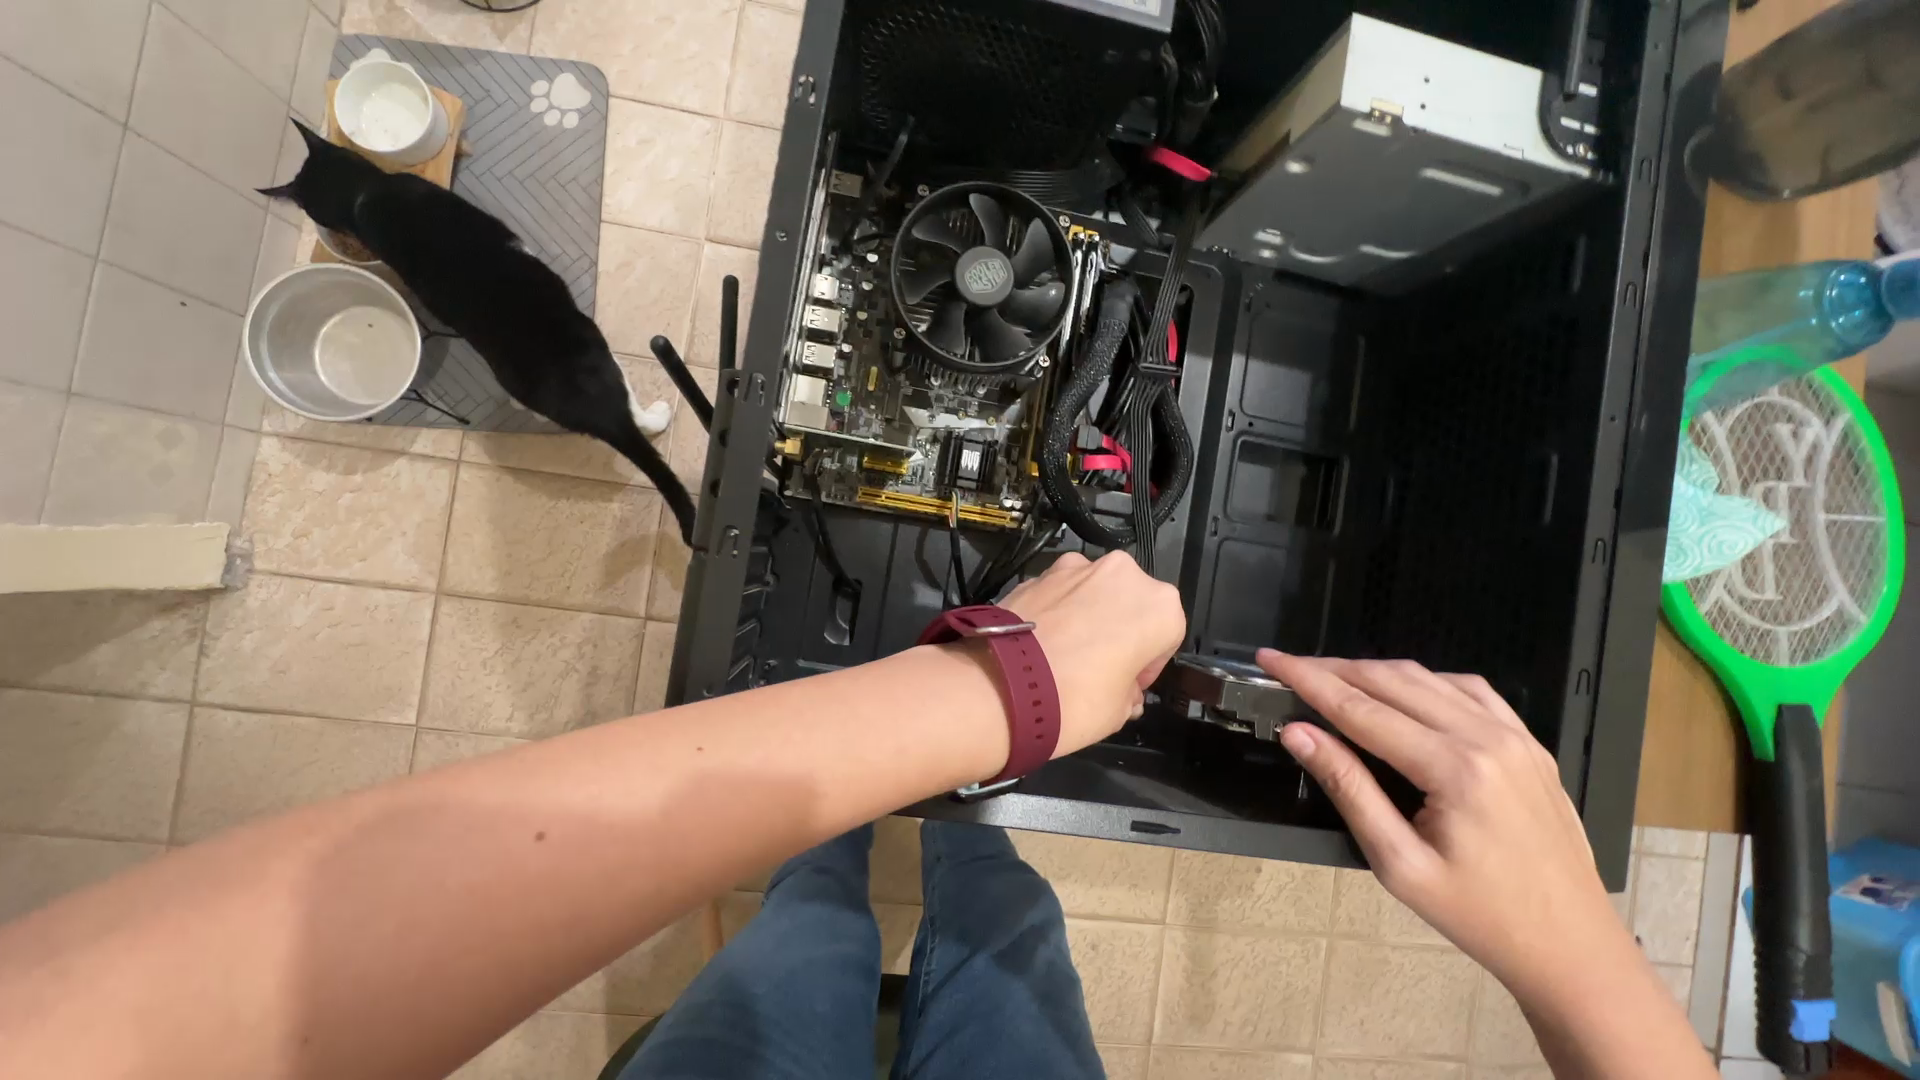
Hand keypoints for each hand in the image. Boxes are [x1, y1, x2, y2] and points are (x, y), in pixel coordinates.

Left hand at [999, 551, 1184, 755]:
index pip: (1167, 635)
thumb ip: (1129, 691)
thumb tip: (1121, 688)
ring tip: (1066, 657)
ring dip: (1088, 617)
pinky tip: (1044, 644)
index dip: (1148, 664)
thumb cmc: (1075, 699)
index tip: (1130, 685)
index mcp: (1159, 605)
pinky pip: (1060, 593)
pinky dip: (1058, 612)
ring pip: (1094, 593)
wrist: (1000, 685)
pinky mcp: (1037, 573)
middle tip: (1100, 670)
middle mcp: (1123, 574)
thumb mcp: (1120, 711)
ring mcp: (1076, 567)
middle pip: (1131, 604)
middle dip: (1120, 632)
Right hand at [1258, 651, 1625, 995]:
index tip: (1269, 659)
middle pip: (1391, 681)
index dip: (1307, 679)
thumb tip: (1297, 733)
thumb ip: (1347, 788)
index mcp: (1455, 769)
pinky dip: (1422, 679)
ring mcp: (1515, 737)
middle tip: (1286, 666)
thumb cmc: (1478, 916)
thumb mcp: (1398, 863)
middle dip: (1332, 668)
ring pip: (1428, 677)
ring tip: (1329, 676)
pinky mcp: (1529, 744)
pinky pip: (1469, 690)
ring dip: (1372, 670)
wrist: (1573, 948)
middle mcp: (1488, 738)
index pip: (1360, 708)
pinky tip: (1399, 690)